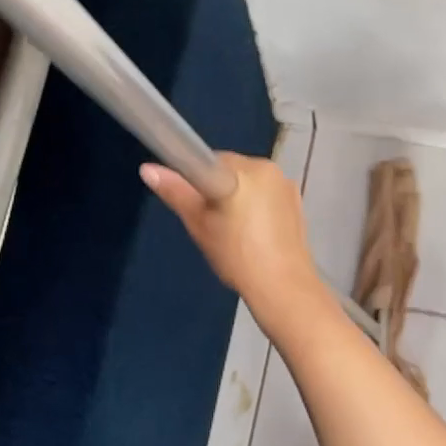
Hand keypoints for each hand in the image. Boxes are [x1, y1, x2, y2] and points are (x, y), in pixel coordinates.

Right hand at [141, 152, 320, 309]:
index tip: (197, 204)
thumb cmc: (236, 255)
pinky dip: (259, 207)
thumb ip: (176, 192)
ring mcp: (286, 185)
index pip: (210, 160)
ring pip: (251, 183)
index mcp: (243, 169)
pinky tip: (256, 234)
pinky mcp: (298, 202)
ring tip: (236, 233)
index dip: (198, 180)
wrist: (283, 285)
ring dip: (241, 198)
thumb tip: (148, 169)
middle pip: (233, 169)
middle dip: (221, 190)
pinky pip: (269, 195)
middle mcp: (268, 168)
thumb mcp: (199, 224)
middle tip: (214, 224)